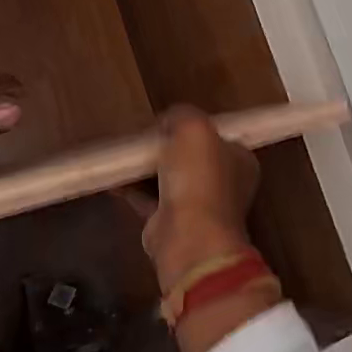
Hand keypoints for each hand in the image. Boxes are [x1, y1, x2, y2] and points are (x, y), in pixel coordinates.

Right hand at [139, 106, 259, 289]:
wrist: (188, 236)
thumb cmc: (199, 177)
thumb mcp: (193, 127)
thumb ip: (181, 115)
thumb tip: (167, 122)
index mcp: (239, 160)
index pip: (216, 136)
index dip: (191, 127)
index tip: (166, 123)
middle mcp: (223, 184)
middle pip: (189, 157)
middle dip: (163, 147)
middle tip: (142, 138)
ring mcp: (198, 206)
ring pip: (166, 178)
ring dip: (143, 167)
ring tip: (122, 154)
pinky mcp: (171, 222)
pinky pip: (147, 198)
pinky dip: (130, 188)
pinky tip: (112, 178)